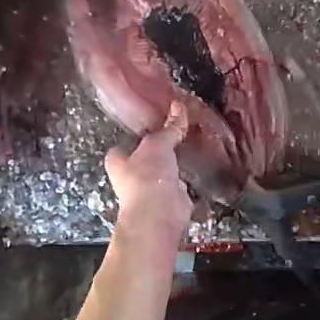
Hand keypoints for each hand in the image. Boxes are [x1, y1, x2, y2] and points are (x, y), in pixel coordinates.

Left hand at [105, 102, 194, 248]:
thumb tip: (178, 106)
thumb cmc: (147, 177)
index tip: (159, 122)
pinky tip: (202, 166)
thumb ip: (169, 128)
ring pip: (166, 171)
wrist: (159, 214)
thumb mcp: (157, 145)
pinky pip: (183, 184)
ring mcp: (151, 190)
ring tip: (195, 145)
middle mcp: (132, 177)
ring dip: (178, 164)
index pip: (127, 143)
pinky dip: (192, 178)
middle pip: (148, 157)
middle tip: (181, 132)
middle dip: (164, 148)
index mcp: (118, 161)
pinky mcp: (171, 200)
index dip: (141, 133)